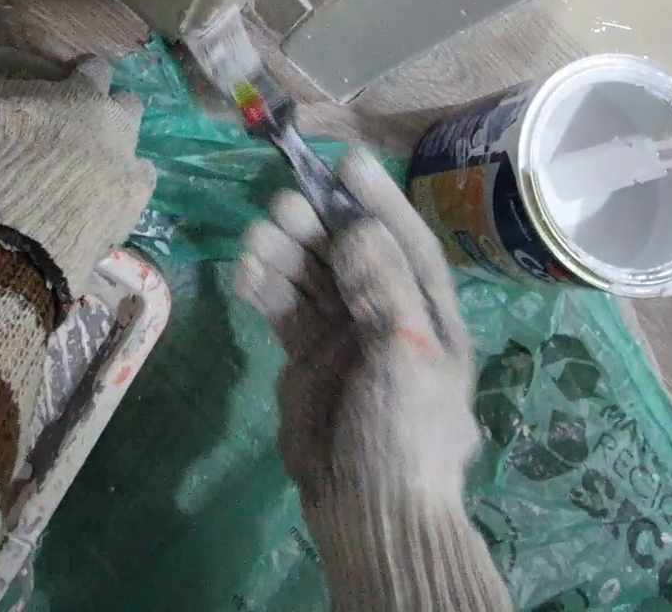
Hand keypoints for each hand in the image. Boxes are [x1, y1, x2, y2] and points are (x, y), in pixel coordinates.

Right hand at [0, 57, 156, 292]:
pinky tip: (98, 203)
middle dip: (109, 111)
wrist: (0, 238)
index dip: (80, 76)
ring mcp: (127, 168)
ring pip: (137, 149)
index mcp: (78, 95)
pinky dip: (119, 193)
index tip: (67, 85)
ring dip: (118, 153)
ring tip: (90, 171)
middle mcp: (113, 125)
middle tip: (81, 129)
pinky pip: (136, 191)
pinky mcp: (132, 210)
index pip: (94, 69)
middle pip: (126, 104)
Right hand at [237, 149, 508, 611]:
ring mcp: (342, 331)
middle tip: (284, 204)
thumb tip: (355, 227)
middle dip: (316, 225)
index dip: (378, 199)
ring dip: (283, 252)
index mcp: (426, 311)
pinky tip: (245, 273)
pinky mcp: (305, 353)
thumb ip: (381, 287)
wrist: (369, 510)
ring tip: (257, 239)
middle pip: (346, 252)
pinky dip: (263, 287)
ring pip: (309, 274)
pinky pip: (282, 307)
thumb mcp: (407, 354)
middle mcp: (384, 311)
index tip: (347, 162)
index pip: (405, 241)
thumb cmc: (404, 432)